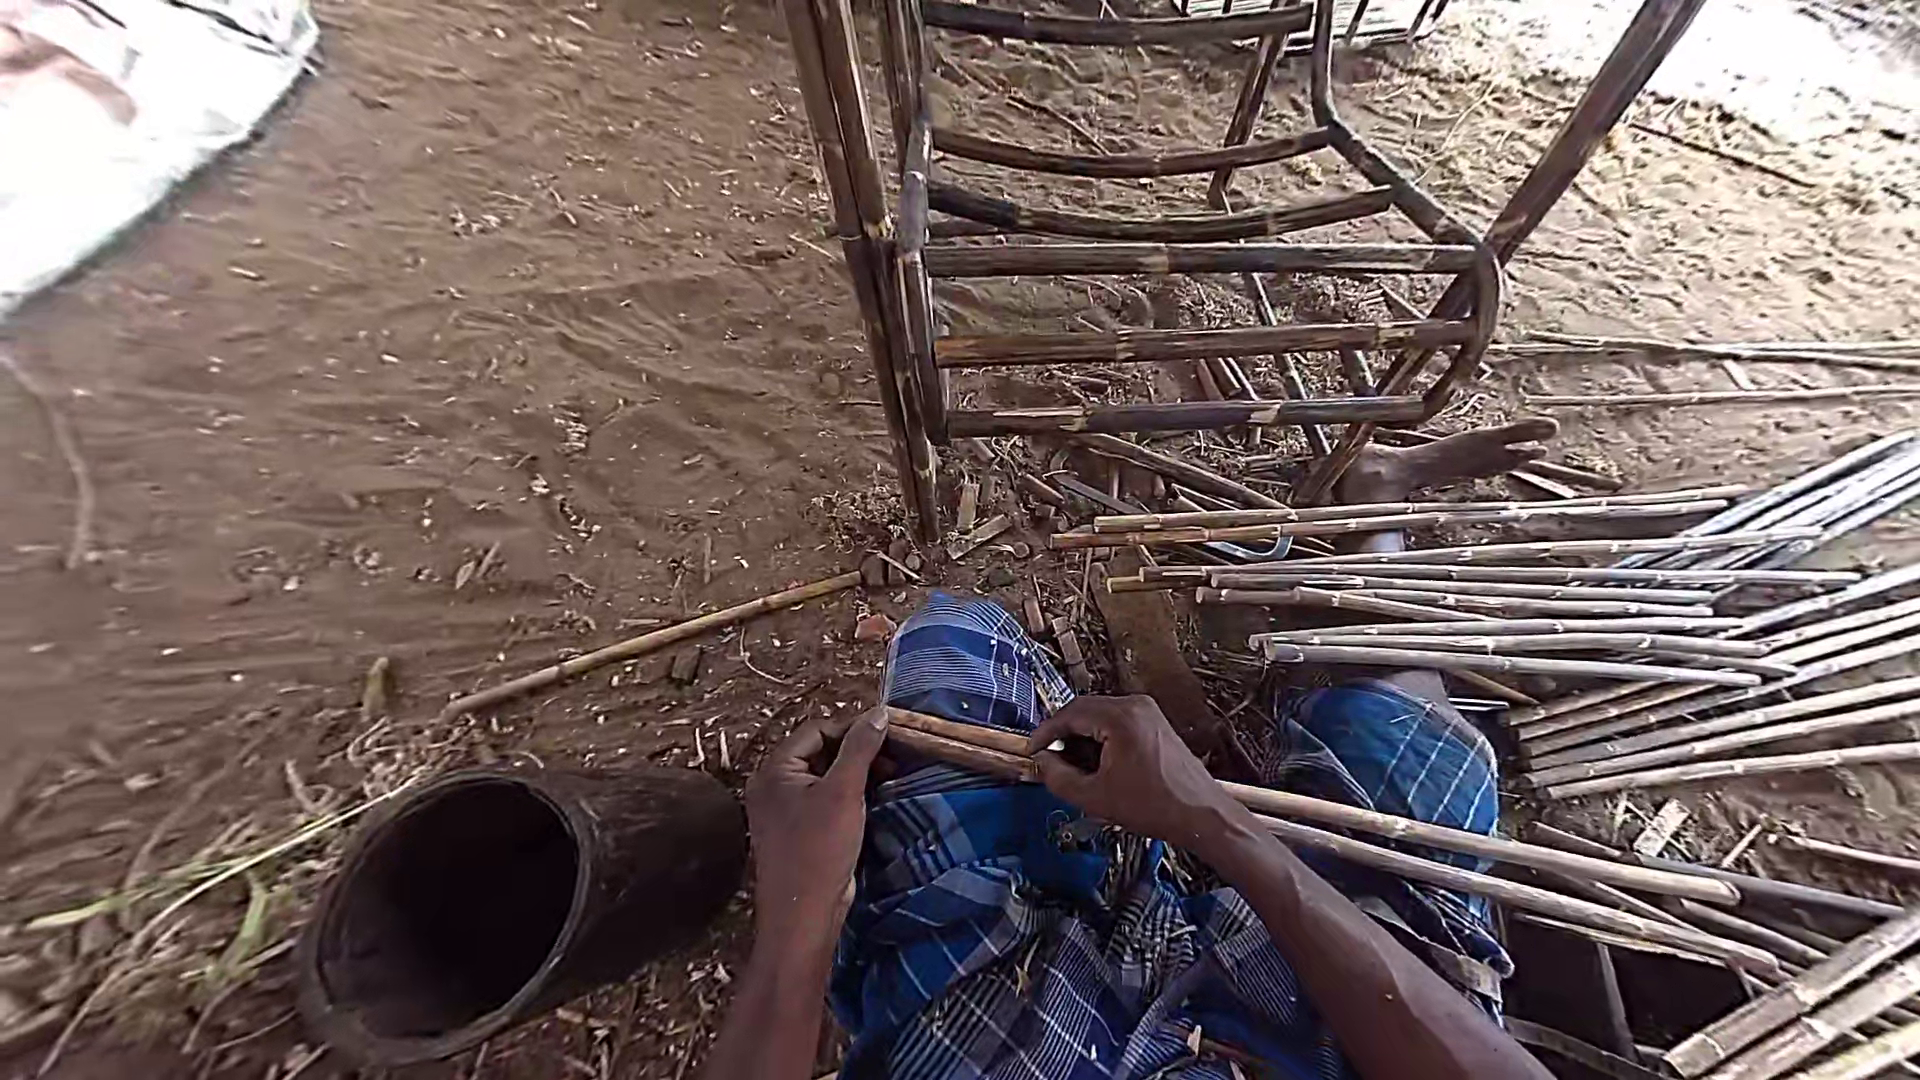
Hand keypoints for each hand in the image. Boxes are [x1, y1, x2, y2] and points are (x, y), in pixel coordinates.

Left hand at [743, 707, 889, 947]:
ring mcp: (785, 810)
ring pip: (826, 775)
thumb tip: (879, 712)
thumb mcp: (844, 791)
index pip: (817, 730)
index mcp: (775, 770)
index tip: (887, 735)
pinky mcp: (799, 830)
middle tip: (892, 759)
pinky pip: (825, 798)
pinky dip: (849, 792)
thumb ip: (860, 748)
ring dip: (857, 772)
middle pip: (820, 751)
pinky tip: (874, 797)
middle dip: (857, 751)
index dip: (852, 729)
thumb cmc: (819, 849)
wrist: (804, 920)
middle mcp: (775, 786)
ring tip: (888, 776)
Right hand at [1026, 695, 1248, 857]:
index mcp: (1120, 717)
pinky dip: (1101, 737)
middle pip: (1084, 710)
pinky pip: (1116, 721)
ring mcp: (1147, 711)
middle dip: (1064, 734)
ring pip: (1099, 716)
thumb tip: (1042, 762)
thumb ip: (1059, 778)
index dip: (1046, 732)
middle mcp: (1134, 705)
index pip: (1069, 713)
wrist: (1203, 816)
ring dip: (1082, 736)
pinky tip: (1099, 763)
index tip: (1033, 749)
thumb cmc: (1156, 807)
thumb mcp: (1095, 798)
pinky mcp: (1154, 722)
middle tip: (1051, 759)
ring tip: (1076, 766)